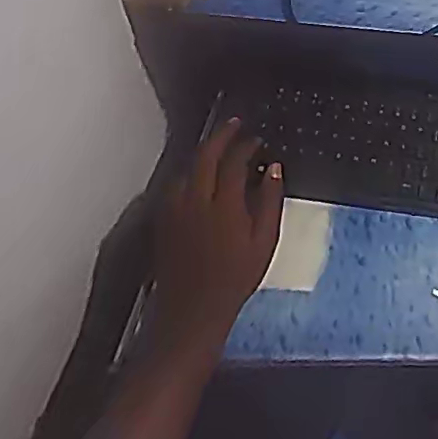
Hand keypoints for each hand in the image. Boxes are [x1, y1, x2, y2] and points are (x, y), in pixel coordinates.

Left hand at [148, 118, 284, 352]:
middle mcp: (197, 201)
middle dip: (221, 135)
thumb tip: (274, 169)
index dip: (246, 145)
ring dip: (204, 152)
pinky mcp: (163, 220)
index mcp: (225, 206)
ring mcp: (176, 209)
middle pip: (206, 155)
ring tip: (218, 147)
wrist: (192, 313)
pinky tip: (197, 175)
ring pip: (187, 167)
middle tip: (235, 124)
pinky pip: (175, 184)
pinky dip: (189, 171)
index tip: (256, 140)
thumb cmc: (235, 280)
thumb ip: (270, 202)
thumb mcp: (264, 243)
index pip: (234, 162)